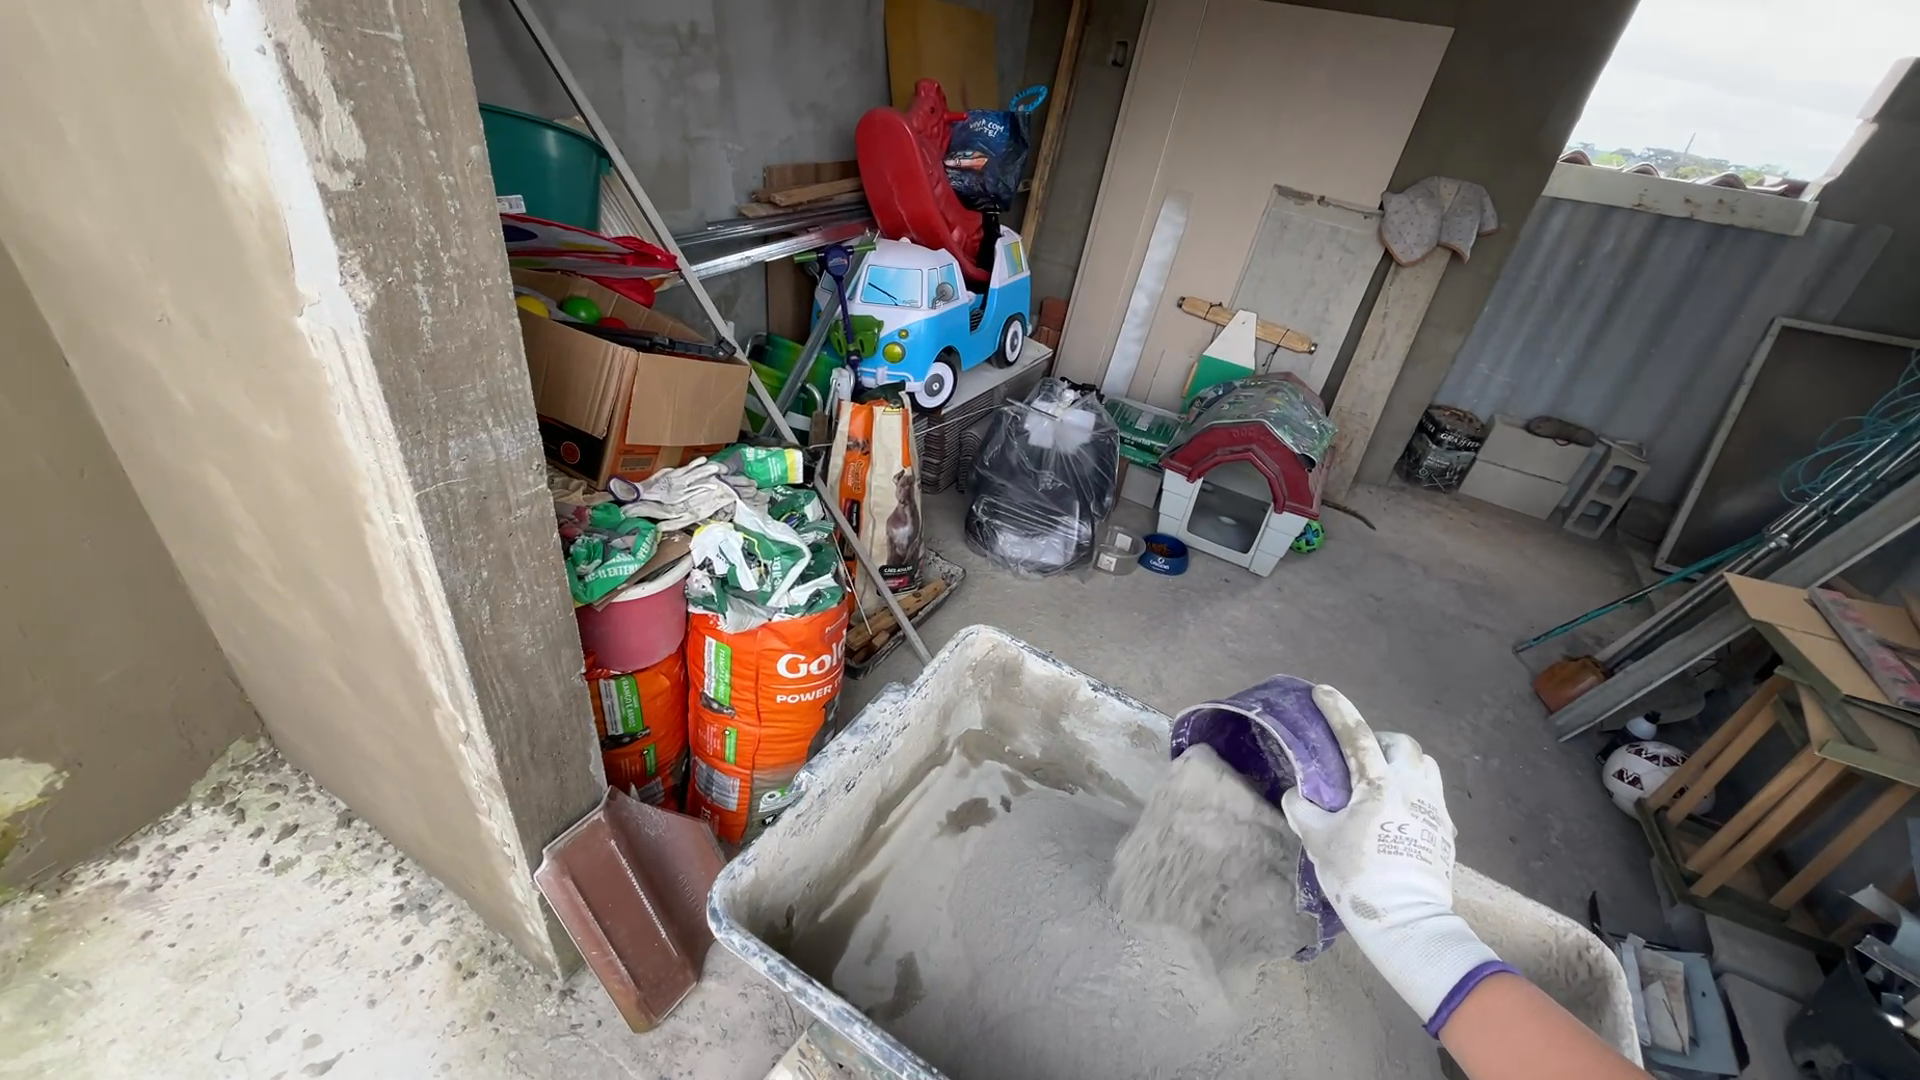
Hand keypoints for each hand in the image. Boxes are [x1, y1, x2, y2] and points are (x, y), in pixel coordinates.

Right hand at [1281, 686, 1516, 1035]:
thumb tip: (1296, 794)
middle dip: (1380, 739)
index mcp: (1378, 786)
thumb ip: (1303, 809)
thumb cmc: (1359, 876)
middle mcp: (1412, 789)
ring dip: (1402, 762)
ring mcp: (1434, 810)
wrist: (1407, 922)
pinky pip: (1432, 796)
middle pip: (1403, 745)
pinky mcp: (1445, 832)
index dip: (1338, 711)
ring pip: (1425, 766)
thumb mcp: (1317, 839)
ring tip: (1380, 778)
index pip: (1356, 736)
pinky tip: (1395, 812)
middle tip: (1358, 753)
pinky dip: (1413, 791)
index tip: (1322, 691)